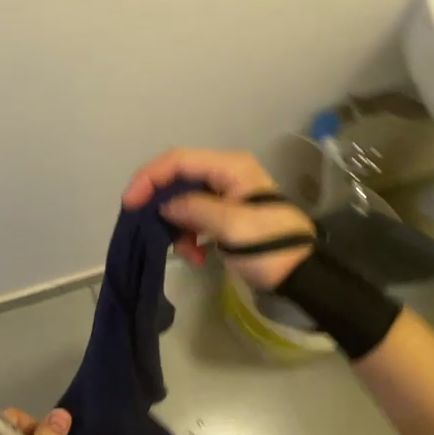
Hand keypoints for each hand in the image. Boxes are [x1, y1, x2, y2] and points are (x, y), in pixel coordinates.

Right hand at [122, 148, 315, 290]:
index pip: (178, 160)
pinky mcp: (224, 214)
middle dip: (161, 206)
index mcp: (230, 167)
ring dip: (176, 227)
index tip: (130, 203)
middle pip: (177, 178)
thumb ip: (195, 209)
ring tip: (187, 253)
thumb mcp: (232, 228)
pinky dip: (188, 236)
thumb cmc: (271, 247)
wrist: (304, 274)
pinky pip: (193, 217)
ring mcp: (225, 194)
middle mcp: (225, 174)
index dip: (150, 177)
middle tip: (149, 231)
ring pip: (182, 201)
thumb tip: (165, 204)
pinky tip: (196, 256)